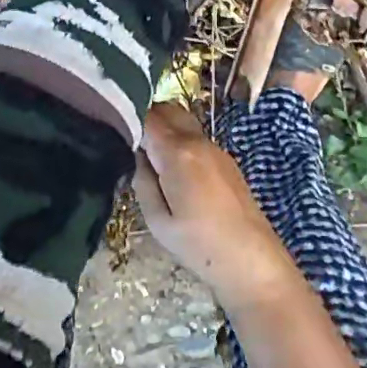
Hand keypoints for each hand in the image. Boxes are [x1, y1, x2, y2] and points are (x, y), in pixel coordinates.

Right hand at [134, 102, 299, 309]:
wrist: (251, 258)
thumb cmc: (199, 245)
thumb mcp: (157, 220)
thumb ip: (142, 180)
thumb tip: (137, 155)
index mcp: (177, 153)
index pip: (147, 117)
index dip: (129, 119)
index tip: (115, 132)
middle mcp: (197, 141)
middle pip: (167, 109)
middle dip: (146, 116)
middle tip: (130, 141)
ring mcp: (215, 148)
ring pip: (183, 120)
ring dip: (164, 127)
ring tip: (149, 155)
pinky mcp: (225, 159)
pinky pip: (196, 136)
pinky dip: (180, 138)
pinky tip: (174, 167)